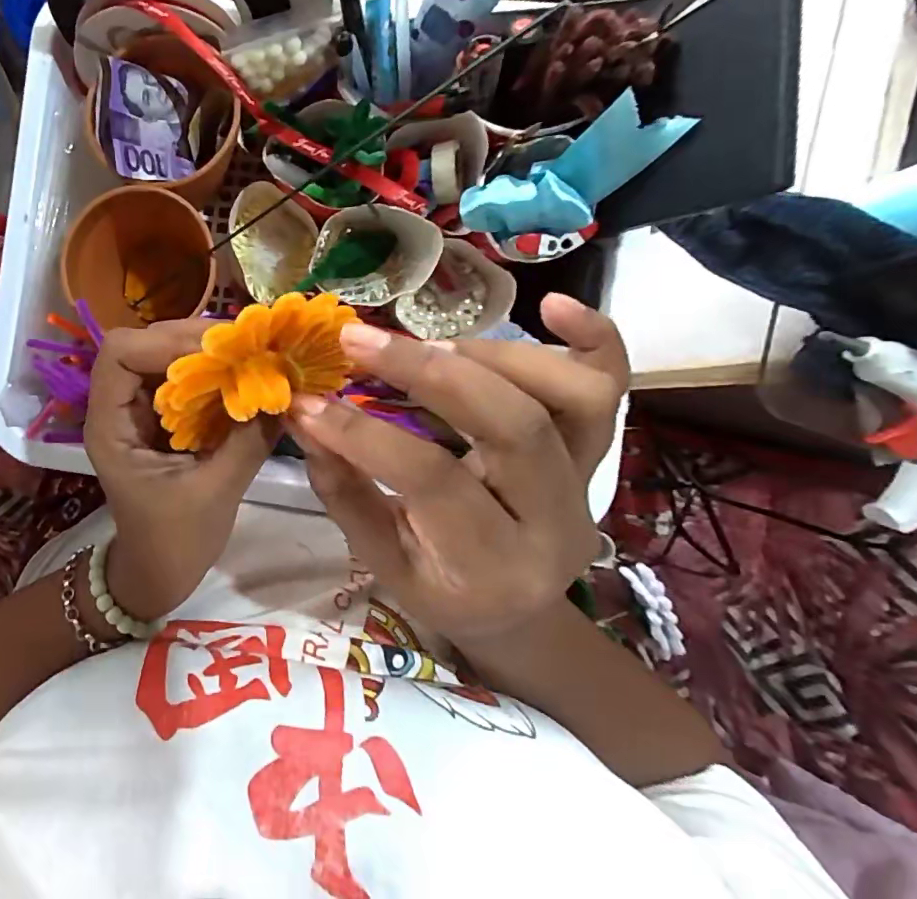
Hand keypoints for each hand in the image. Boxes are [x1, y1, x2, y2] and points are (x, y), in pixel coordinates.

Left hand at [85, 320, 277, 620]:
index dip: (165, 342)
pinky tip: (248, 378)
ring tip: (253, 356)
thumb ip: (249, 440)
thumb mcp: (215, 493)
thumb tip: (285, 392)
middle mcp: (120, 407)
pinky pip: (187, 380)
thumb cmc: (174, 543)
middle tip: (248, 348)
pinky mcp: (164, 419)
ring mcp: (142, 411)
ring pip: (168, 358)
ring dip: (210, 353)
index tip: (219, 351)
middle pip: (146, 345)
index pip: (120, 353)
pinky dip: (217, 373)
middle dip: (197, 340)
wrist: (158, 574)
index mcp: (111, 425)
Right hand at [286, 294, 627, 645]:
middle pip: (513, 424)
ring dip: (492, 354)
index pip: (432, 480)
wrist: (519, 612)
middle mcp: (555, 520)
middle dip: (428, 372)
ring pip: (572, 395)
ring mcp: (587, 480)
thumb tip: (305, 415)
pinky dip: (592, 335)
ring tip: (429, 348)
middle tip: (361, 341)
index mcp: (494, 565)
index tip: (309, 401)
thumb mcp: (383, 560)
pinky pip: (610, 385)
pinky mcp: (598, 450)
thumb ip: (345, 490)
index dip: (365, 433)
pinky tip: (550, 305)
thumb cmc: (444, 592)